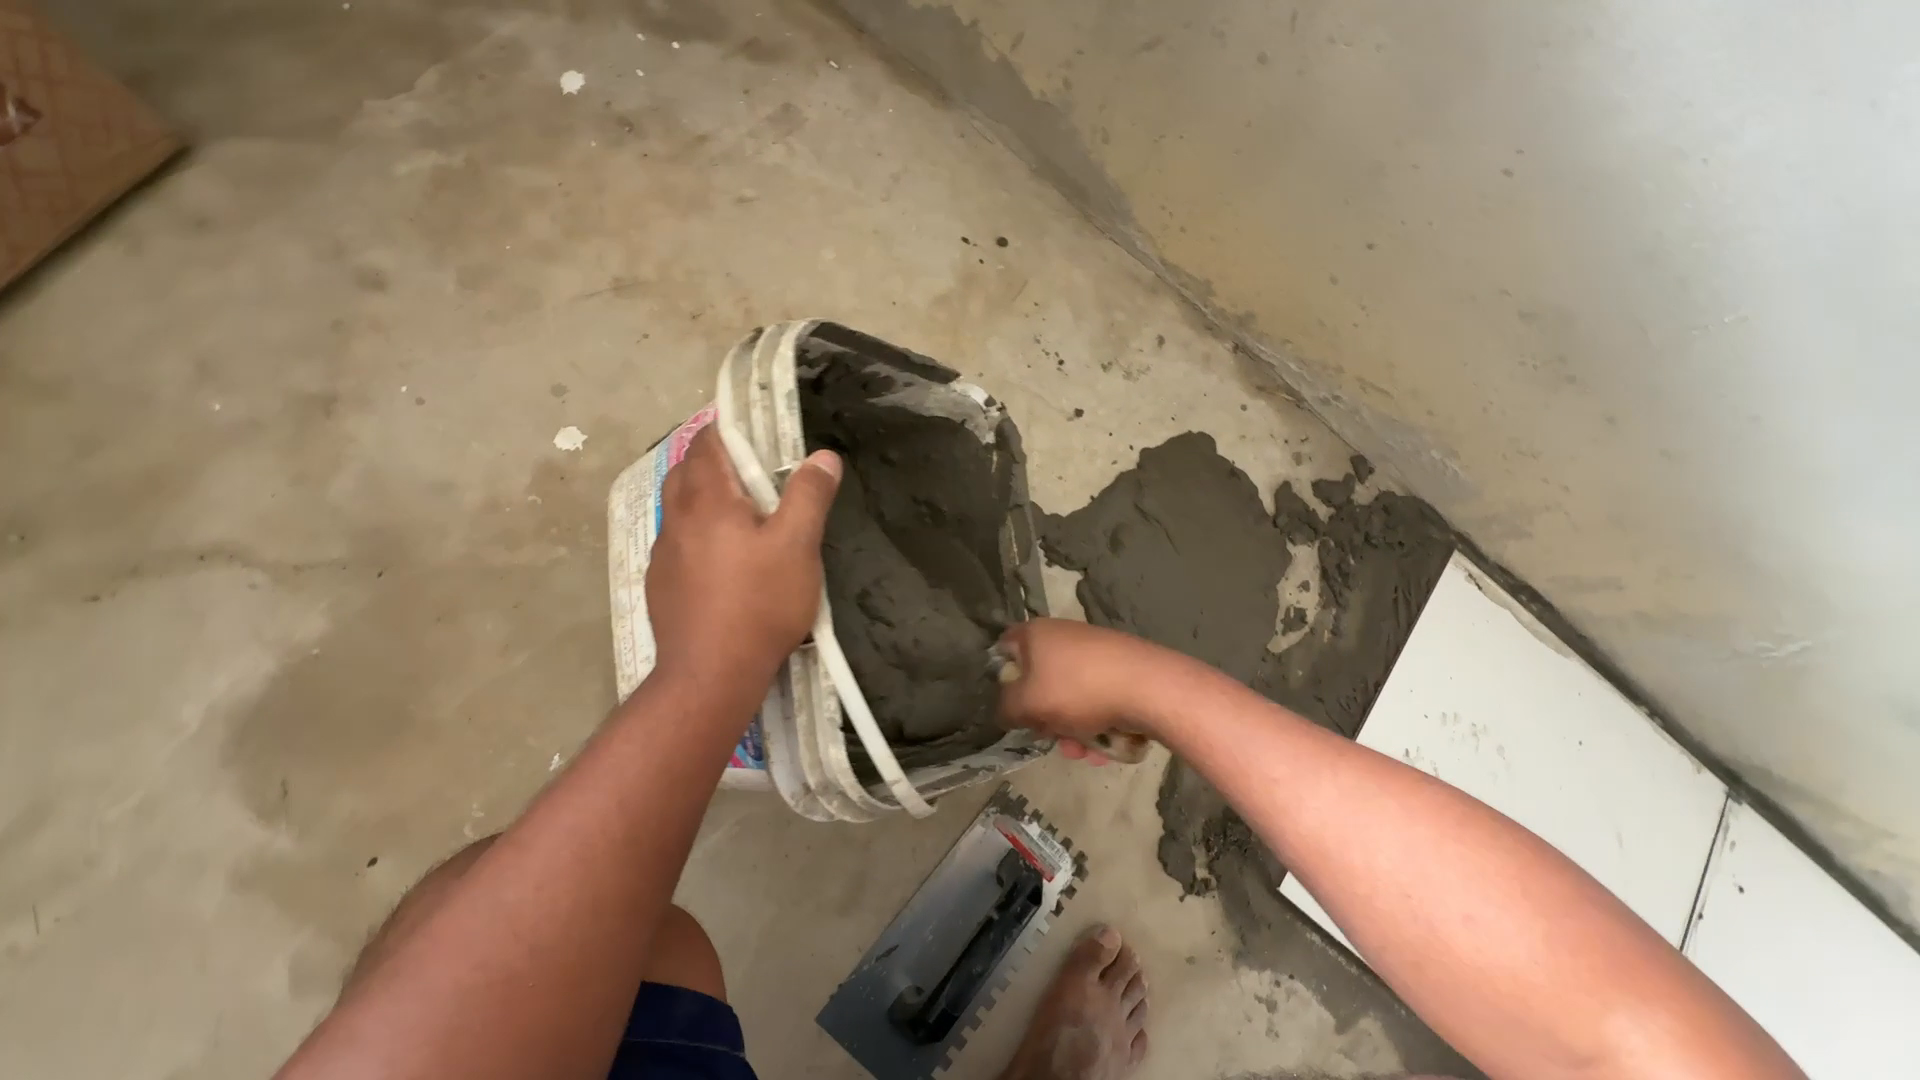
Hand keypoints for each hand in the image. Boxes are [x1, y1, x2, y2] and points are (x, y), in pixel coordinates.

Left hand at [646, 426, 841, 694]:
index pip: (708, 443)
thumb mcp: (798, 546)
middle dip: (714, 461)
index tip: (754, 430)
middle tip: (752, 470)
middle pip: (686, 471)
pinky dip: (696, 534)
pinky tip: (721, 560)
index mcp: (708, 500)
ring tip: (739, 512)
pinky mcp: (660, 585)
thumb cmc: (759, 604)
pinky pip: (677, 543)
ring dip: (702, 498)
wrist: (710, 674)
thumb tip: (823, 456)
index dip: (728, 428)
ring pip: (678, 508)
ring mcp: (664, 554)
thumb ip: (809, 496)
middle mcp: (677, 519)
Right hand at [995, 619, 1177, 764]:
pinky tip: (1105, 749)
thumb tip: (1005, 709)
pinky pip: (1097, 700)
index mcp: (1036, 634)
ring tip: (1086, 753)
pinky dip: (1097, 724)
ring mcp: (1095, 653)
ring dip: (1072, 730)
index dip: (1003, 679)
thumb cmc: (1078, 689)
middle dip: (1045, 719)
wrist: (1149, 687)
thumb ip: (1005, 708)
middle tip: (1052, 739)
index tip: (1011, 706)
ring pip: (1071, 697)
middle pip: (1040, 681)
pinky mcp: (1119, 670)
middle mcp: (1064, 637)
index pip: (1005, 650)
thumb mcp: (1027, 703)